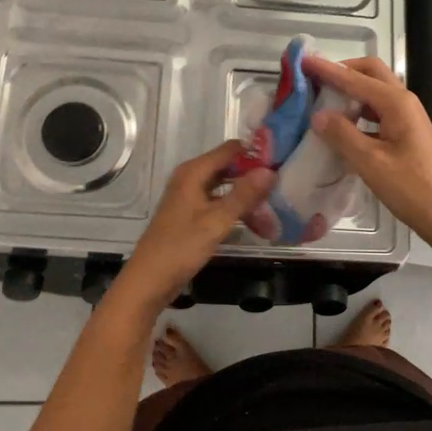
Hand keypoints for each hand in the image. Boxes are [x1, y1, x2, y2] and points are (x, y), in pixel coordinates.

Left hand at [117, 141, 273, 306]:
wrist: (149, 281)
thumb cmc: (181, 247)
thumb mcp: (217, 221)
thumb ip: (244, 194)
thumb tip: (270, 170)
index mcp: (194, 172)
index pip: (231, 149)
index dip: (255, 154)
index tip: (281, 163)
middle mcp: (191, 179)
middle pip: (230, 170)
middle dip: (255, 182)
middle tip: (283, 195)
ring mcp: (190, 198)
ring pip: (226, 191)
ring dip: (248, 203)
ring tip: (273, 221)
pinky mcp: (191, 216)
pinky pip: (219, 206)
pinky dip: (236, 214)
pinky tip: (256, 227)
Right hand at [305, 56, 431, 251]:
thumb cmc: (413, 189)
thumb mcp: (371, 163)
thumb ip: (342, 135)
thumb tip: (317, 115)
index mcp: (397, 103)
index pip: (355, 78)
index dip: (327, 69)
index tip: (302, 62)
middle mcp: (404, 103)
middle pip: (370, 75)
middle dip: (342, 72)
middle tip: (314, 80)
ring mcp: (407, 120)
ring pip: (374, 95)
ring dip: (350, 93)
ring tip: (321, 104)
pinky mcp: (407, 137)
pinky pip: (378, 115)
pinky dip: (358, 115)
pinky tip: (341, 131)